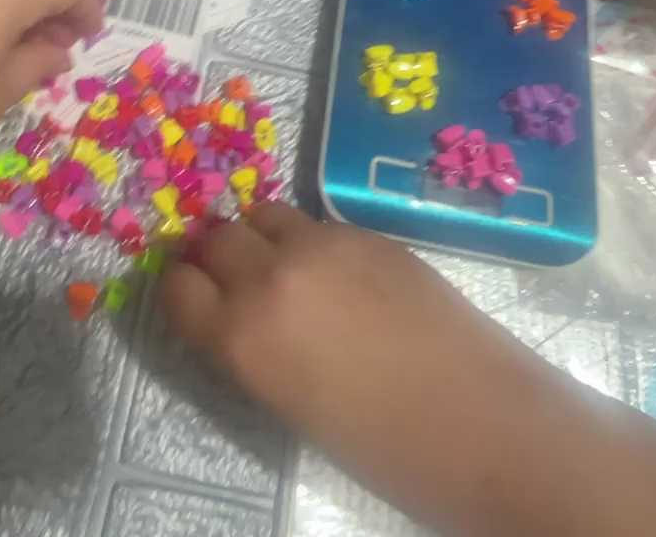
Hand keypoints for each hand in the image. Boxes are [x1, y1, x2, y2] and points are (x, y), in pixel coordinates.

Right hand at [162, 204, 578, 535]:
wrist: (479, 419)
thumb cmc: (378, 443)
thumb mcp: (287, 403)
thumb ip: (248, 347)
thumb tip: (232, 309)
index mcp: (241, 338)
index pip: (175, 287)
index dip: (182, 289)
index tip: (193, 296)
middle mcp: (270, 277)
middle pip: (213, 236)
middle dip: (214, 255)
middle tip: (233, 276)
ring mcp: (321, 244)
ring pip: (262, 213)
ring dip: (259, 236)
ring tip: (283, 265)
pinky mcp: (365, 231)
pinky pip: (313, 222)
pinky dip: (307, 239)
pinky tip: (336, 272)